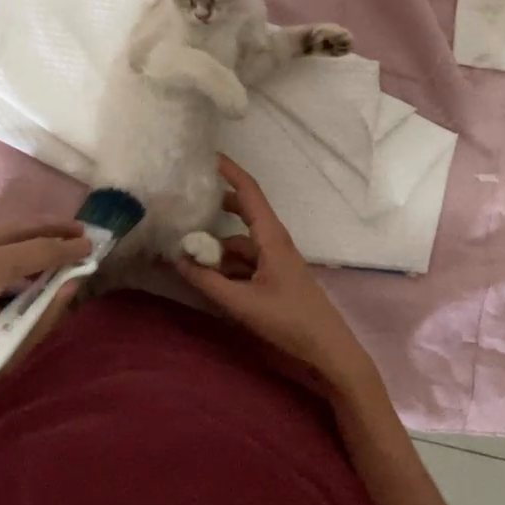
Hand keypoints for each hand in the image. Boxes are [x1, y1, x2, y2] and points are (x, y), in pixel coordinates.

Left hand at [0, 220, 91, 418]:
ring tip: (61, 243)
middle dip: (55, 228)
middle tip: (83, 233)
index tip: (95, 246)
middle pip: (24, 227)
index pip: (41, 249)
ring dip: (34, 233)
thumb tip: (71, 285)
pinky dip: (14, 242)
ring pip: (6, 230)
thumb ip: (42, 316)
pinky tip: (26, 260)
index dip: (71, 248)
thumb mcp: (1, 352)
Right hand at [175, 156, 380, 398]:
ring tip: (184, 245)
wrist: (328, 349)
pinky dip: (224, 263)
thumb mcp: (242, 303)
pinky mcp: (273, 275)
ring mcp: (274, 258)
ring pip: (239, 240)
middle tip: (186, 198)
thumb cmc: (289, 320)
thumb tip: (176, 259)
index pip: (248, 191)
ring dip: (216, 243)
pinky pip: (244, 260)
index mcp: (270, 236)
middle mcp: (272, 240)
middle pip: (242, 211)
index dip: (228, 170)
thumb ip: (207, 281)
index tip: (206, 155)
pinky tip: (205, 275)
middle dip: (215, 204)